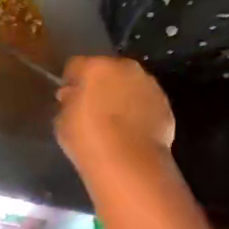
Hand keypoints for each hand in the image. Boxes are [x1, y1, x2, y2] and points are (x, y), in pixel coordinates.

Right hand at [53, 56, 176, 180]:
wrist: (129, 162)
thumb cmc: (88, 139)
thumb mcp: (62, 122)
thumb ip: (68, 102)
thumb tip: (72, 95)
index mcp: (95, 67)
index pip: (76, 65)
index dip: (71, 81)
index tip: (67, 98)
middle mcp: (126, 68)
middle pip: (108, 71)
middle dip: (100, 85)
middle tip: (92, 109)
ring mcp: (149, 85)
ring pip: (130, 85)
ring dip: (122, 97)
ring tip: (115, 123)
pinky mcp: (165, 105)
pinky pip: (146, 103)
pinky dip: (139, 112)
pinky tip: (132, 132)